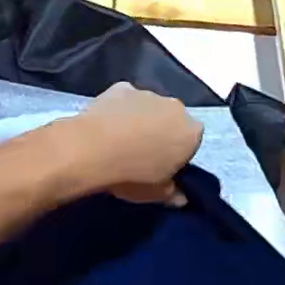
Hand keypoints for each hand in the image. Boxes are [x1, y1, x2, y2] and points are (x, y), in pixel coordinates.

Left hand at [53, 83, 202, 204]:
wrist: (92, 149)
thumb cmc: (133, 175)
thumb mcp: (156, 194)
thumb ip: (172, 193)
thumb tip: (181, 197)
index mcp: (192, 133)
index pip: (192, 142)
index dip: (178, 154)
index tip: (163, 166)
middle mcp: (176, 107)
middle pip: (173, 120)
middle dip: (162, 132)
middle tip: (142, 153)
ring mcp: (148, 93)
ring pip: (150, 107)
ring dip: (141, 119)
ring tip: (120, 139)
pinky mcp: (121, 86)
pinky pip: (126, 99)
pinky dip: (120, 109)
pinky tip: (106, 124)